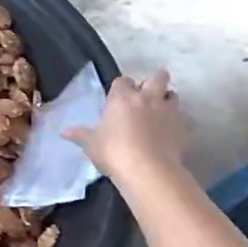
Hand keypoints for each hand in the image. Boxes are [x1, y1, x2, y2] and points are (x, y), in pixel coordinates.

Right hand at [63, 69, 186, 183]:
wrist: (147, 169)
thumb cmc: (113, 152)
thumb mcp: (91, 144)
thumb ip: (80, 134)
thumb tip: (63, 131)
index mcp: (122, 99)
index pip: (122, 81)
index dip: (120, 88)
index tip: (117, 98)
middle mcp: (148, 98)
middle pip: (157, 77)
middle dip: (153, 82)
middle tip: (144, 96)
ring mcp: (169, 111)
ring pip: (173, 95)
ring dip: (166, 100)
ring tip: (158, 112)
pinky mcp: (183, 126)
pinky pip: (183, 118)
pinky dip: (177, 122)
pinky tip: (169, 132)